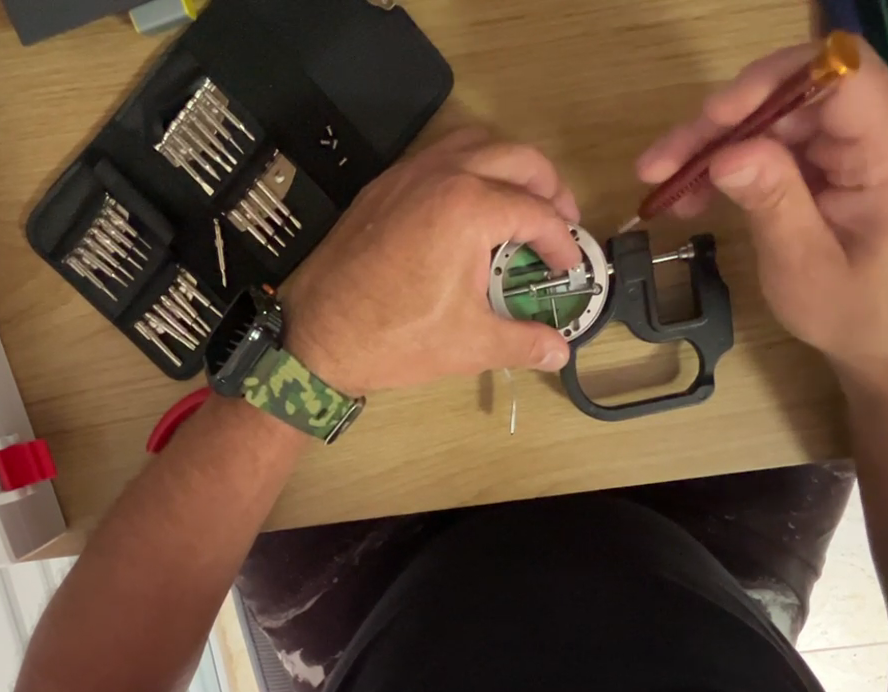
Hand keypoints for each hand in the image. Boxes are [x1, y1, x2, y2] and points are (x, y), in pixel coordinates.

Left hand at [279, 130, 584, 398]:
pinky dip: (469, 167)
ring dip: (509, 167)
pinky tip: (471, 208)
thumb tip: (560, 353)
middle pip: (518, 159)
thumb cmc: (393, 340)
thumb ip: (524, 343)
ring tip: (521, 206)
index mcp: (468, 209)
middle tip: (560, 224)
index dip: (563, 243)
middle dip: (549, 190)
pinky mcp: (384, 186)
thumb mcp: (469, 346)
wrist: (316, 338)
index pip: (537, 213)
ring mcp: (408, 174)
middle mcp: (441, 175)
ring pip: (477, 143)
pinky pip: (439, 155)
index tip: (570, 269)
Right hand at [636, 40, 887, 372]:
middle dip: (724, 121)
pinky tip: (690, 191)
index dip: (772, 84)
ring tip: (662, 181)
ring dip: (715, 143)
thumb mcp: (803, 266)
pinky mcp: (832, 154)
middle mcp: (884, 129)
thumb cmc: (849, 311)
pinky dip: (729, 160)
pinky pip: (775, 139)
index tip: (712, 118)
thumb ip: (773, 202)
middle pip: (796, 91)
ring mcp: (856, 139)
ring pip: (775, 113)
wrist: (877, 336)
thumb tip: (726, 155)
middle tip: (661, 163)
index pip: (840, 78)